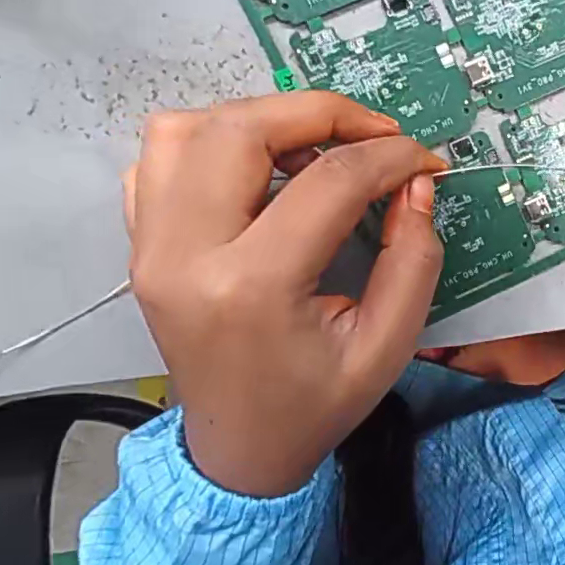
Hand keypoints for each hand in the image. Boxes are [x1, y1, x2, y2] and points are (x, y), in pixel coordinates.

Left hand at [125, 92, 445, 496]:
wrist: (241, 451)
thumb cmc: (316, 407)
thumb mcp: (386, 347)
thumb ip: (413, 262)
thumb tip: (415, 186)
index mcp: (251, 287)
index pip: (328, 183)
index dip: (388, 158)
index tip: (423, 162)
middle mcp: (184, 254)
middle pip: (242, 129)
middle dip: (320, 113)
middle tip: (372, 135)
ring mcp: (150, 247)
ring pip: (187, 128)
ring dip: (259, 121)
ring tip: (312, 150)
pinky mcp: (142, 248)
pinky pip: (158, 160)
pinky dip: (210, 144)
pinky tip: (256, 173)